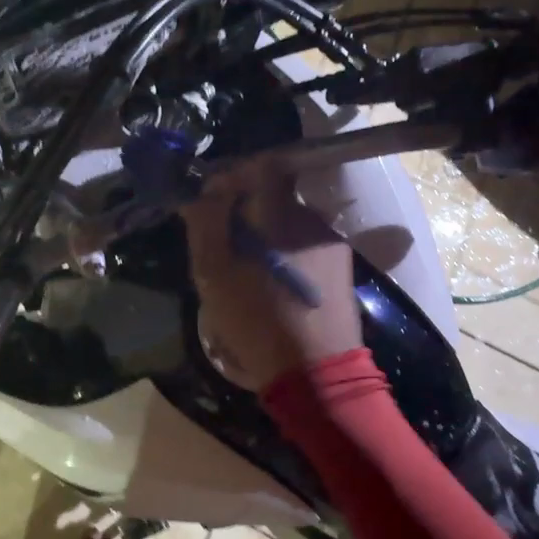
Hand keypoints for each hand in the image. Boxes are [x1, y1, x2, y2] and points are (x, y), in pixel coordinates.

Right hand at [181, 161, 362, 392]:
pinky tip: (272, 285)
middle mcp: (310, 218)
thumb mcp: (213, 273)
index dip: (234, 175)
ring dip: (265, 234)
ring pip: (287, 221)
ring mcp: (331, 242)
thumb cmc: (255, 320)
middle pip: (273, 195)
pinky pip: (304, 244)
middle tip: (220, 241)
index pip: (262, 165)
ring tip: (245, 268)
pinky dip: (284, 253)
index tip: (212, 200)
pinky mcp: (341, 267)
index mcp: (278, 214)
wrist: (316, 373)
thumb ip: (205, 222)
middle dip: (244, 210)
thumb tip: (198, 191)